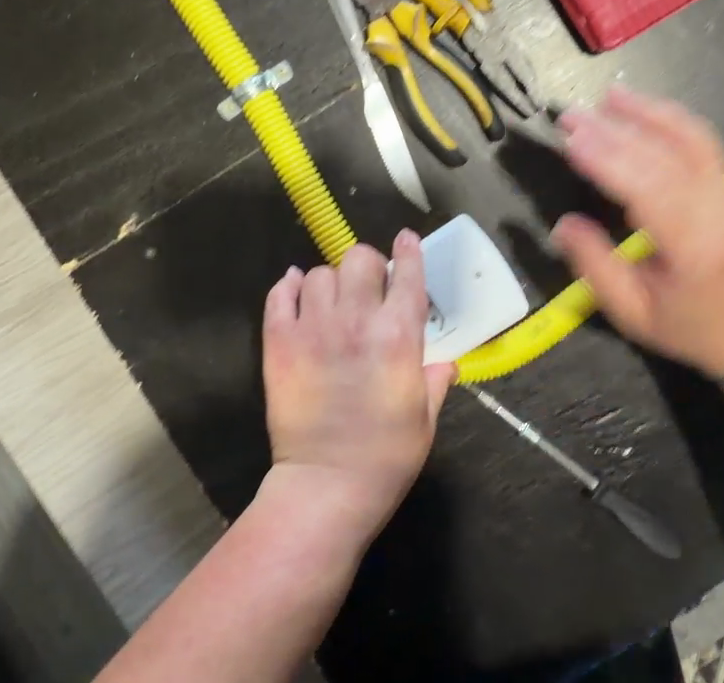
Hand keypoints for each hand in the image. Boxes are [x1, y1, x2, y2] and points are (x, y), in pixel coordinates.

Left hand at [261, 231, 456, 528]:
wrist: (327, 484)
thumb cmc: (387, 456)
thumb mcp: (426, 419)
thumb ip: (434, 382)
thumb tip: (444, 364)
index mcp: (399, 337)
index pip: (408, 276)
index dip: (409, 252)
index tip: (406, 239)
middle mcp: (357, 321)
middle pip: (360, 260)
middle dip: (368, 266)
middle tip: (367, 285)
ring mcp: (314, 329)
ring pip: (319, 274)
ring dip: (330, 282)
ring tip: (331, 300)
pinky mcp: (279, 343)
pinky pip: (280, 296)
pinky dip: (288, 287)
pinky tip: (295, 290)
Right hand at [550, 87, 723, 379]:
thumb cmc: (690, 327)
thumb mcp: (632, 313)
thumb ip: (595, 267)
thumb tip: (562, 224)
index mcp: (693, 247)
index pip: (648, 189)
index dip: (608, 161)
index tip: (571, 140)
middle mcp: (715, 209)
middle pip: (662, 157)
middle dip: (613, 132)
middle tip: (569, 115)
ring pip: (686, 139)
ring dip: (645, 113)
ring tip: (605, 98)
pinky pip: (700, 140)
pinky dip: (669, 116)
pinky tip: (639, 106)